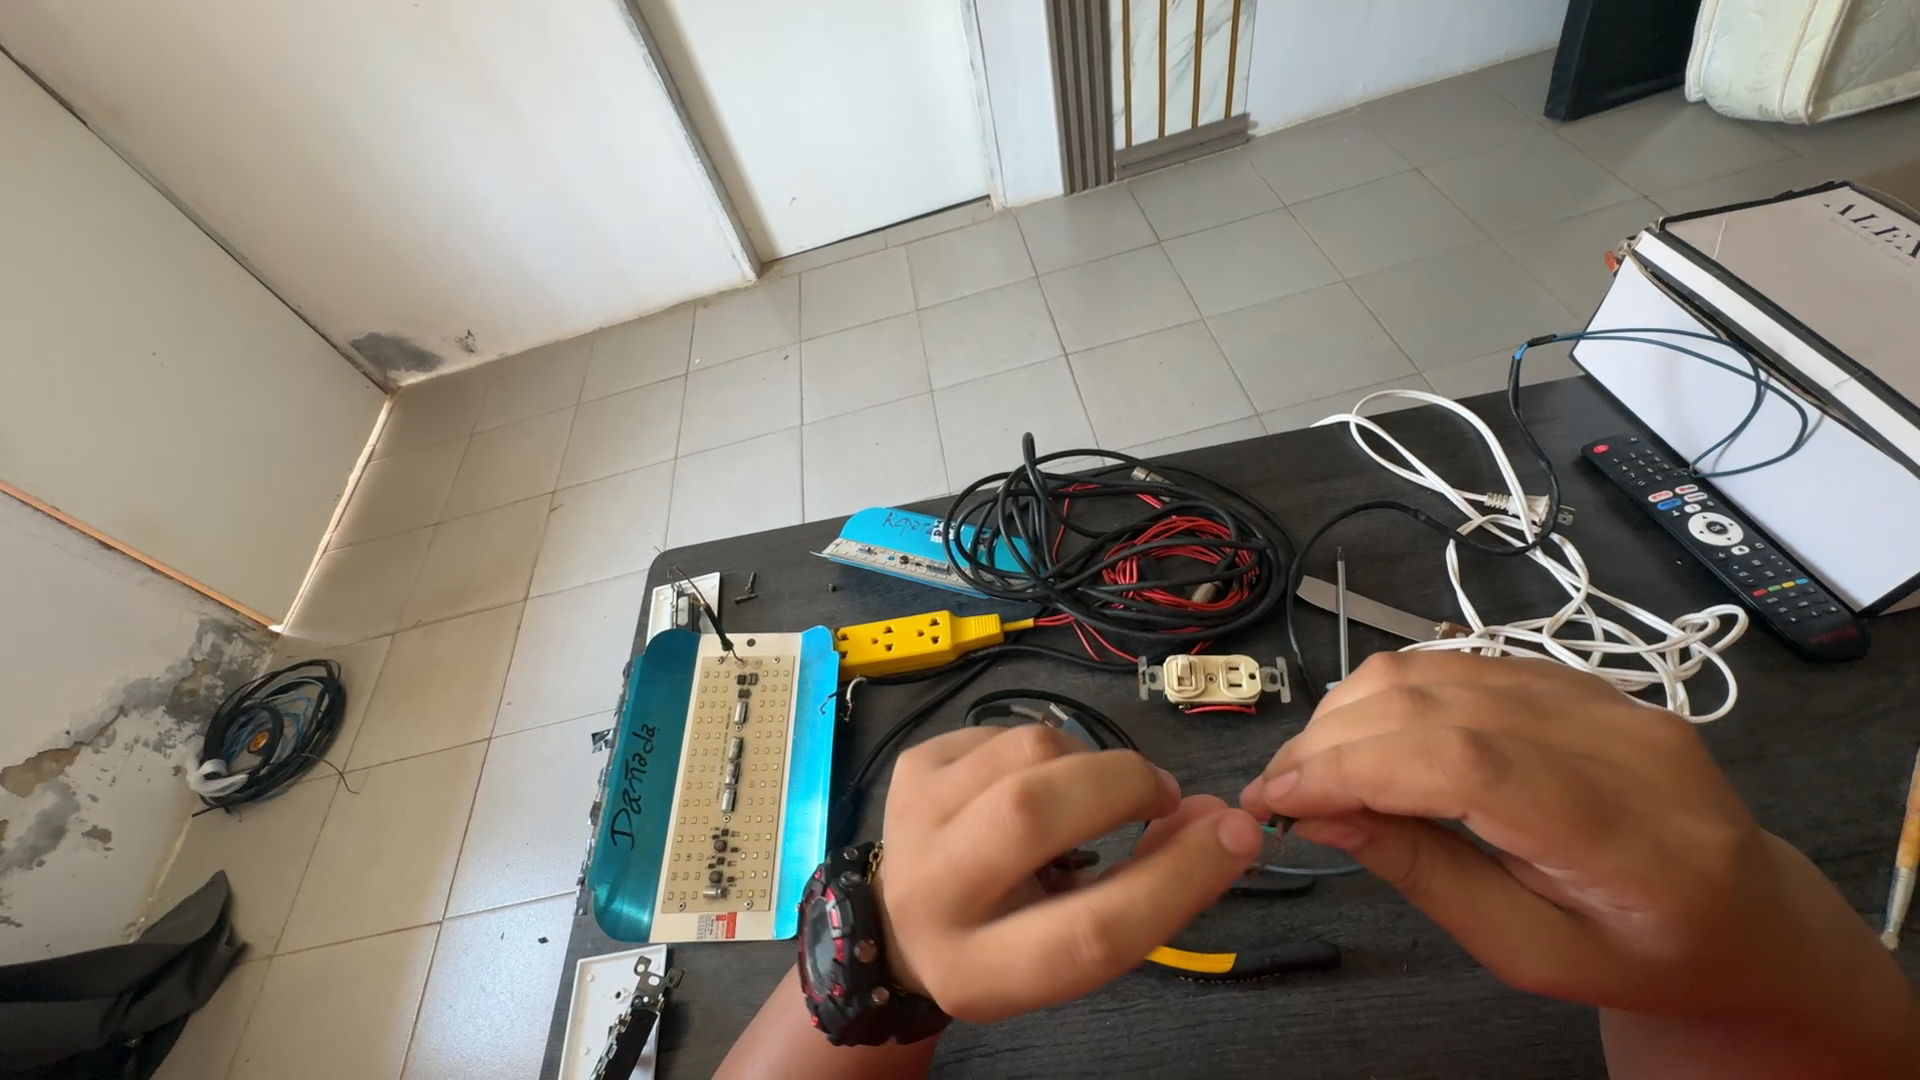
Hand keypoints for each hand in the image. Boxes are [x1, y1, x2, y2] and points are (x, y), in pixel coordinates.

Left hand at [874, 724, 1263, 1023]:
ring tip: (1088, 791)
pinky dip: (1045, 747)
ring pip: (1026, 748)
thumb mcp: (1072, 941)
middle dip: (1122, 785)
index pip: (1093, 930)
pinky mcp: (911, 764)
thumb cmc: (1006, 937)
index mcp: (983, 971)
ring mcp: (913, 814)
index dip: (1177, 877)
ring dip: (1085, 759)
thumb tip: (1225, 821)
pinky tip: (1034, 779)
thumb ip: (1149, 887)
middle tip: (1159, 792)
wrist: (901, 917)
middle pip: (1033, 811)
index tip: (1235, 832)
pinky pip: (1005, 728)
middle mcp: (934, 889)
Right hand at [1240, 651, 1913, 1075]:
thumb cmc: (1638, 955)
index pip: (1463, 765)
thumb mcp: (1528, 952)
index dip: (1352, 768)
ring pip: (1425, 671)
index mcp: (1635, 837)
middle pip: (1431, 705)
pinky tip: (1359, 735)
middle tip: (1277, 787)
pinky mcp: (1565, 674)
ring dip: (1343, 712)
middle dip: (1329, 741)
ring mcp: (1596, 694)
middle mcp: (1621, 740)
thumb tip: (1316, 813)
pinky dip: (1378, 696)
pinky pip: (1443, 662)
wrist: (1745, 913)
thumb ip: (1422, 874)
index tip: (1276, 797)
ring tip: (1312, 764)